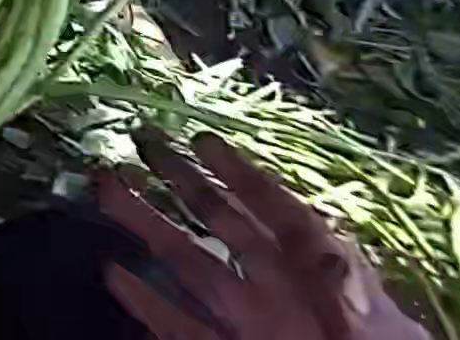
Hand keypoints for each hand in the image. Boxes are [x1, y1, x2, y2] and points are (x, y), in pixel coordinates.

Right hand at [98, 129, 428, 339]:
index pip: (281, 216)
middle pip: (223, 225)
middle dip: (181, 180)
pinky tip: (113, 272)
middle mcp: (282, 296)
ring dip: (147, 225)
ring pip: (190, 265)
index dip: (243, 176)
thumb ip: (353, 301)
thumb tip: (327, 257)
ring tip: (105, 187)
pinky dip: (147, 301)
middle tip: (139, 140)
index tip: (201, 139)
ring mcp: (252, 328)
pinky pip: (181, 327)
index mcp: (326, 286)